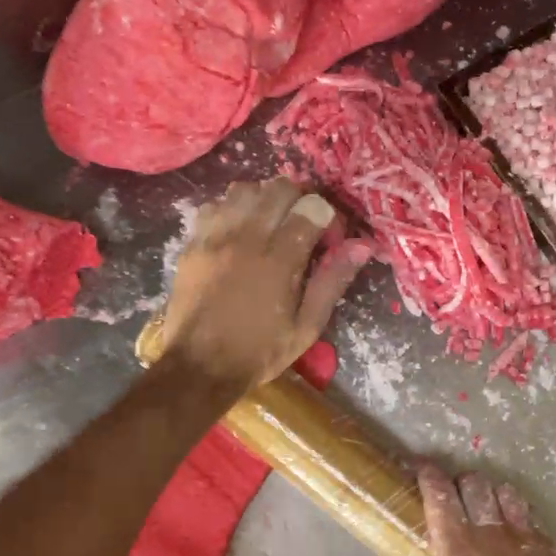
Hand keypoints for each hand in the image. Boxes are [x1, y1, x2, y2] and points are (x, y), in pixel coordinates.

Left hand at [160, 179, 371, 390]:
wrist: (199, 367)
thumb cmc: (259, 352)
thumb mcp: (306, 328)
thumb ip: (332, 282)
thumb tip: (362, 247)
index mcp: (279, 260)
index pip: (311, 207)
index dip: (326, 217)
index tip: (327, 238)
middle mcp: (246, 238)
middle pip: (278, 188)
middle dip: (298, 200)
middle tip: (301, 226)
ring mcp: (215, 237)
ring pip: (244, 189)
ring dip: (263, 200)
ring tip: (269, 225)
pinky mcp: (192, 243)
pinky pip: (214, 205)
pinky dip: (231, 210)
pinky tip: (237, 233)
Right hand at [388, 465, 555, 555]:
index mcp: (456, 547)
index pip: (438, 492)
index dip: (428, 473)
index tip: (421, 468)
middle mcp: (490, 532)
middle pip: (474, 483)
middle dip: (459, 482)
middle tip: (452, 496)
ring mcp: (523, 538)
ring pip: (505, 492)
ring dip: (490, 494)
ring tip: (484, 508)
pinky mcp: (548, 549)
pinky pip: (530, 517)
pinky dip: (517, 516)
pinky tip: (512, 533)